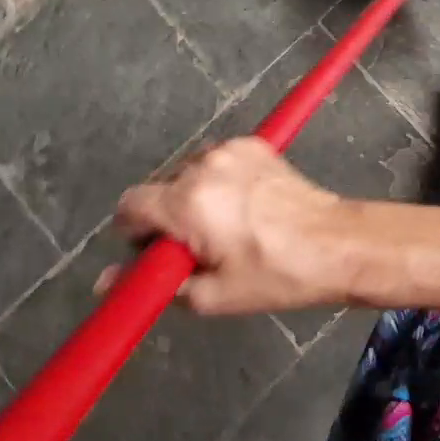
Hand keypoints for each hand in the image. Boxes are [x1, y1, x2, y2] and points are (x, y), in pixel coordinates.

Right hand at [99, 137, 353, 314]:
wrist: (334, 243)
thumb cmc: (274, 275)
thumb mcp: (211, 296)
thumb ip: (154, 286)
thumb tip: (105, 284)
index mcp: (187, 201)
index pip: (129, 204)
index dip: (134, 233)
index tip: (154, 254)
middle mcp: (203, 164)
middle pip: (160, 188)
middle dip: (167, 217)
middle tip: (196, 249)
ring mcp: (231, 149)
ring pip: (188, 172)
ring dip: (192, 197)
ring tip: (224, 228)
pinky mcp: (254, 144)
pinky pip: (217, 162)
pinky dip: (218, 181)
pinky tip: (243, 206)